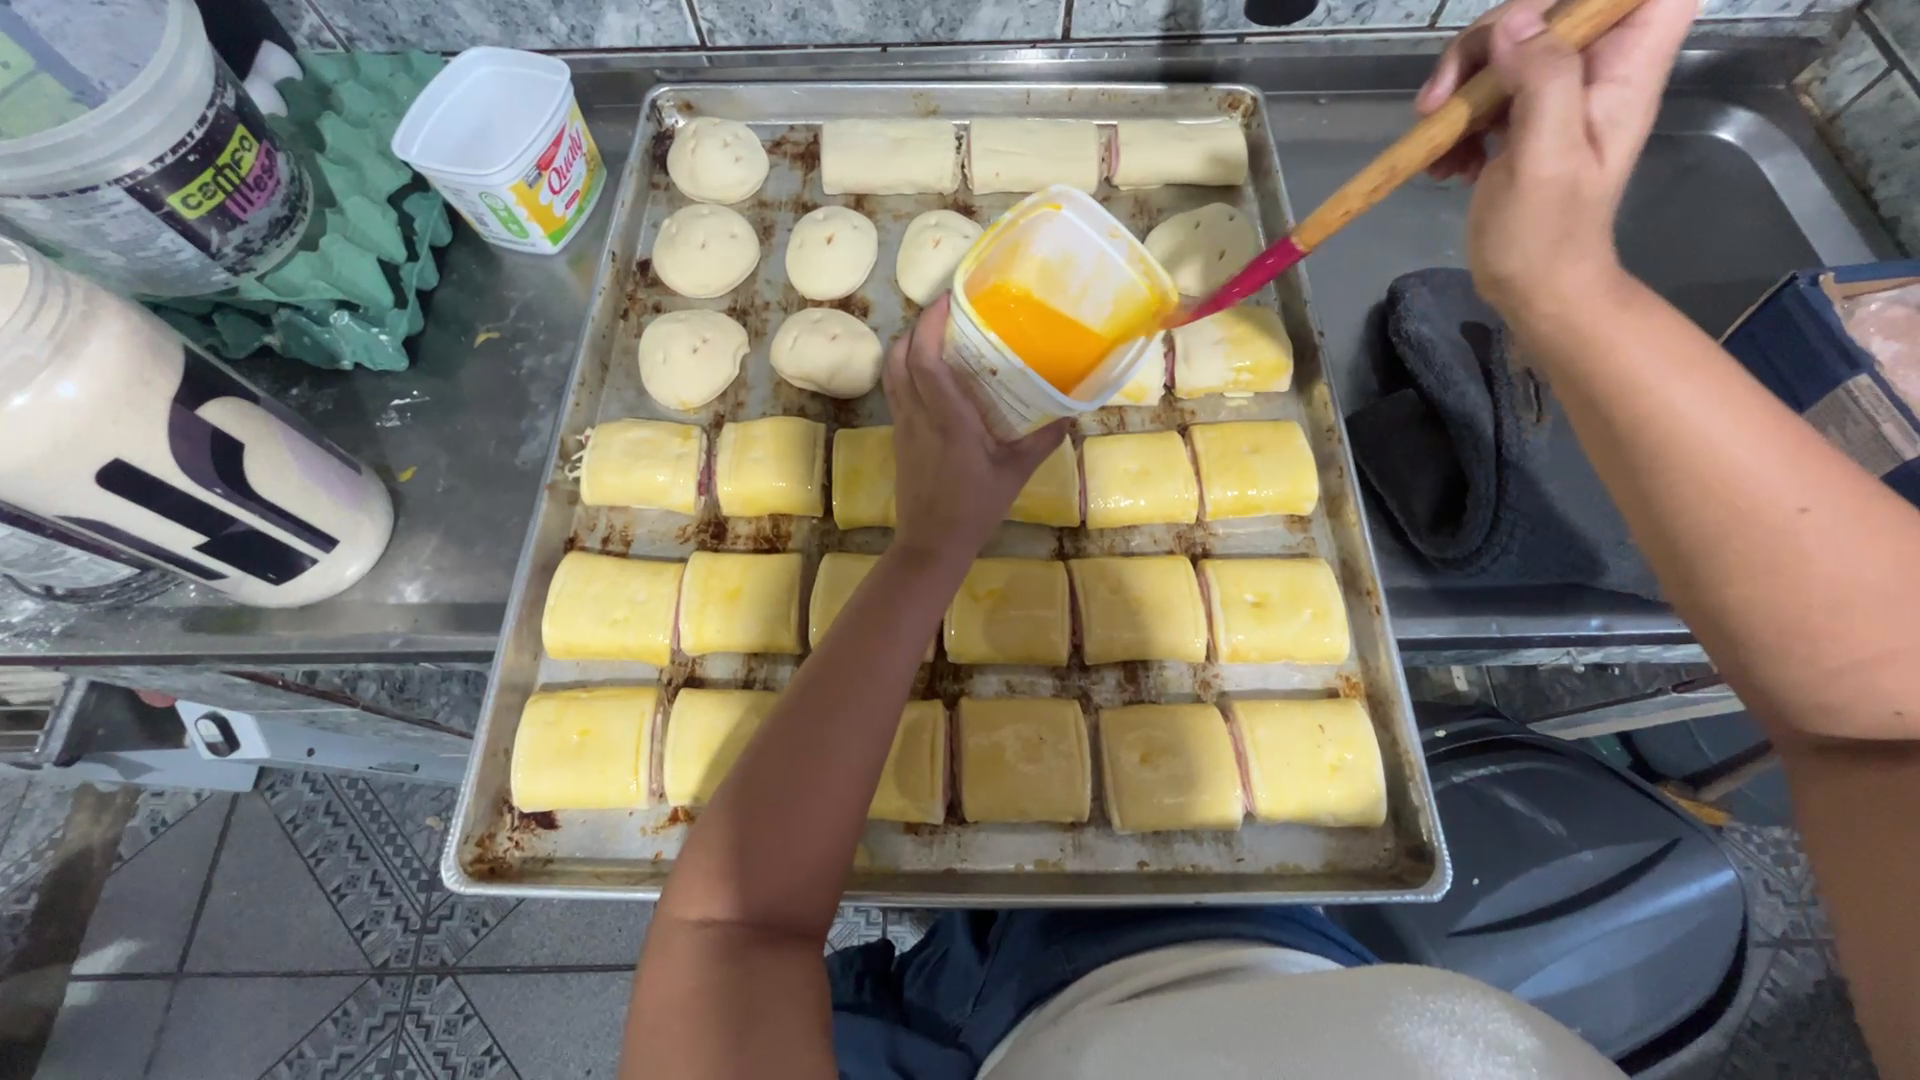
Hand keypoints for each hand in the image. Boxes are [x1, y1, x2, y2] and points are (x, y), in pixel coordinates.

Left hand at [884, 294, 1066, 565]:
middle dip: (916, 327)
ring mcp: (903, 426)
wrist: (931, 544)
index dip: (931, 323)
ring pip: (891, 373)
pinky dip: (907, 371)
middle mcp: (918, 416)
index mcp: (948, 421)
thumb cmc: (975, 509)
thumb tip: (1070, 410)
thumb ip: (1042, 439)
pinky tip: (931, 375)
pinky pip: (896, 391)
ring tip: (936, 337)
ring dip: (906, 346)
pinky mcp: (898, 437)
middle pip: (899, 357)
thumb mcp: (1016, 473)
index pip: (926, 360)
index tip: (950, 299)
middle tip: (945, 314)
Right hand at [1416, 0, 1693, 322]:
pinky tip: (1444, 160)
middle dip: (1489, 40)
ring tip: (1434, 138)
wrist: (1534, 288)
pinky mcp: (1521, 123)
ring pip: (1509, 48)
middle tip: (1442, 95)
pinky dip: (1456, 120)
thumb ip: (1542, 80)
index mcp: (1625, 69)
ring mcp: (1556, 97)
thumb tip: (1512, 22)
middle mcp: (1596, 71)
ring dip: (1460, 86)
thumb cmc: (1545, 234)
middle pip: (1552, 11)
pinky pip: (1487, 94)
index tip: (1541, 15)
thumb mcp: (1544, 157)